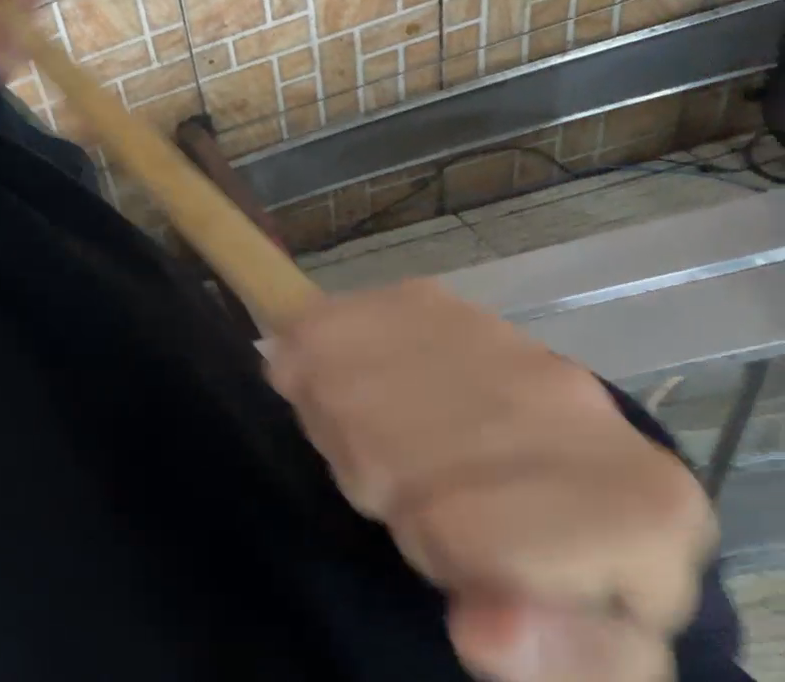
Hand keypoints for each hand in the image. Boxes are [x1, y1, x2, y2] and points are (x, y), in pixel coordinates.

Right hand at [267, 280, 715, 681]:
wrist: (537, 471)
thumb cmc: (556, 570)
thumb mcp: (576, 650)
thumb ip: (558, 660)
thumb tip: (489, 631)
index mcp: (641, 504)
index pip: (463, 528)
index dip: (440, 551)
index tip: (462, 555)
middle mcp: (571, 398)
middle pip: (394, 458)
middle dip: (385, 490)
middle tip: (417, 503)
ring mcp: (488, 335)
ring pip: (344, 398)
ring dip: (342, 435)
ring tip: (386, 454)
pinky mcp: (419, 300)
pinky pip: (313, 337)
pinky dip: (305, 374)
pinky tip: (346, 400)